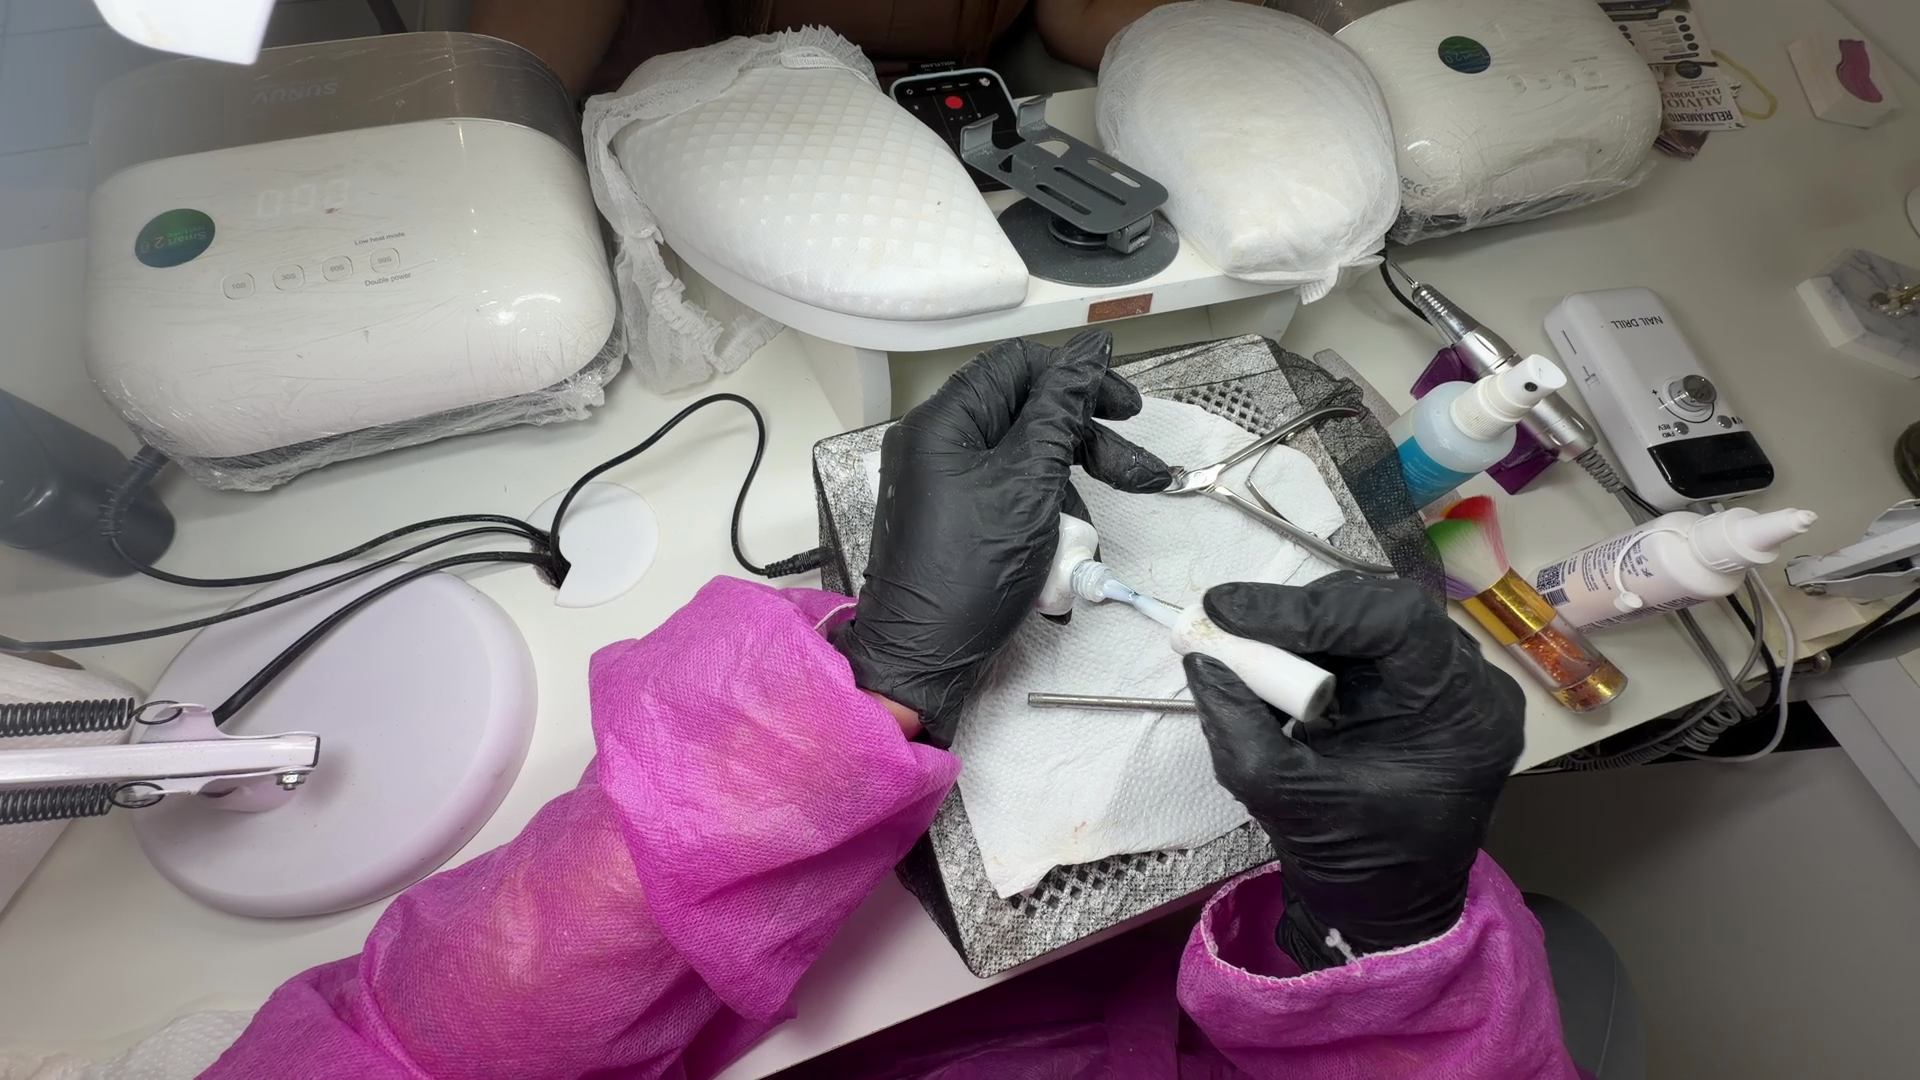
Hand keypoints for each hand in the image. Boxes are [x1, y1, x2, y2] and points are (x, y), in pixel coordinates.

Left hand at [833, 331, 1170, 745]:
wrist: (922, 655)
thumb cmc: (973, 568)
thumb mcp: (1029, 481)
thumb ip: (1061, 409)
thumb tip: (1092, 349)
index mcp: (945, 419)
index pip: (1019, 365)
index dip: (1078, 378)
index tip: (1126, 409)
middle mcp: (938, 441)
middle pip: (1027, 415)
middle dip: (1086, 444)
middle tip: (1138, 473)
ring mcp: (943, 480)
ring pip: (1023, 460)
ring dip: (1068, 491)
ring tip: (1089, 536)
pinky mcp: (954, 514)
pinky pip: (1008, 495)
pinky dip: (1041, 515)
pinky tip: (1064, 550)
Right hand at [1182, 573, 1525, 970]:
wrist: (1383, 898)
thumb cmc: (1351, 857)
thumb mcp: (1280, 796)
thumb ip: (1235, 724)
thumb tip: (1200, 658)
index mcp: (1460, 713)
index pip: (1395, 622)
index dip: (1308, 608)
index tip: (1226, 613)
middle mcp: (1462, 683)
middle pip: (1376, 607)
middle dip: (1295, 614)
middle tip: (1227, 627)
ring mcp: (1438, 678)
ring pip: (1359, 613)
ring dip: (1294, 626)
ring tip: (1246, 650)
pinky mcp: (1406, 680)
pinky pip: (1350, 636)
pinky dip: (1300, 642)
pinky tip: (1272, 665)